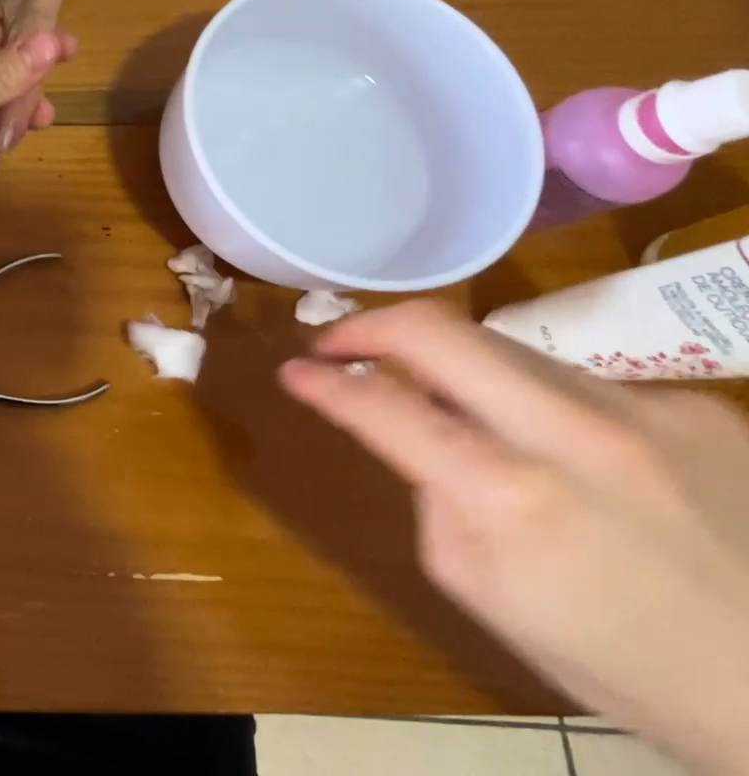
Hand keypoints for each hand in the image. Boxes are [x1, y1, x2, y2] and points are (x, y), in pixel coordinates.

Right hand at [281, 301, 748, 775]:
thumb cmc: (619, 663)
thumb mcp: (483, 590)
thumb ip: (436, 496)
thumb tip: (418, 435)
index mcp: (510, 496)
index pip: (385, 406)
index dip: (325, 383)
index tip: (293, 372)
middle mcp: (577, 433)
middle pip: (443, 333)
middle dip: (371, 327)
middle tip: (338, 344)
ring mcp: (646, 410)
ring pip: (508, 349)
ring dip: (453, 365)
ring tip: (445, 401)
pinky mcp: (697, 406)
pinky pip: (577, 380)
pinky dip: (536, 398)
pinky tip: (559, 445)